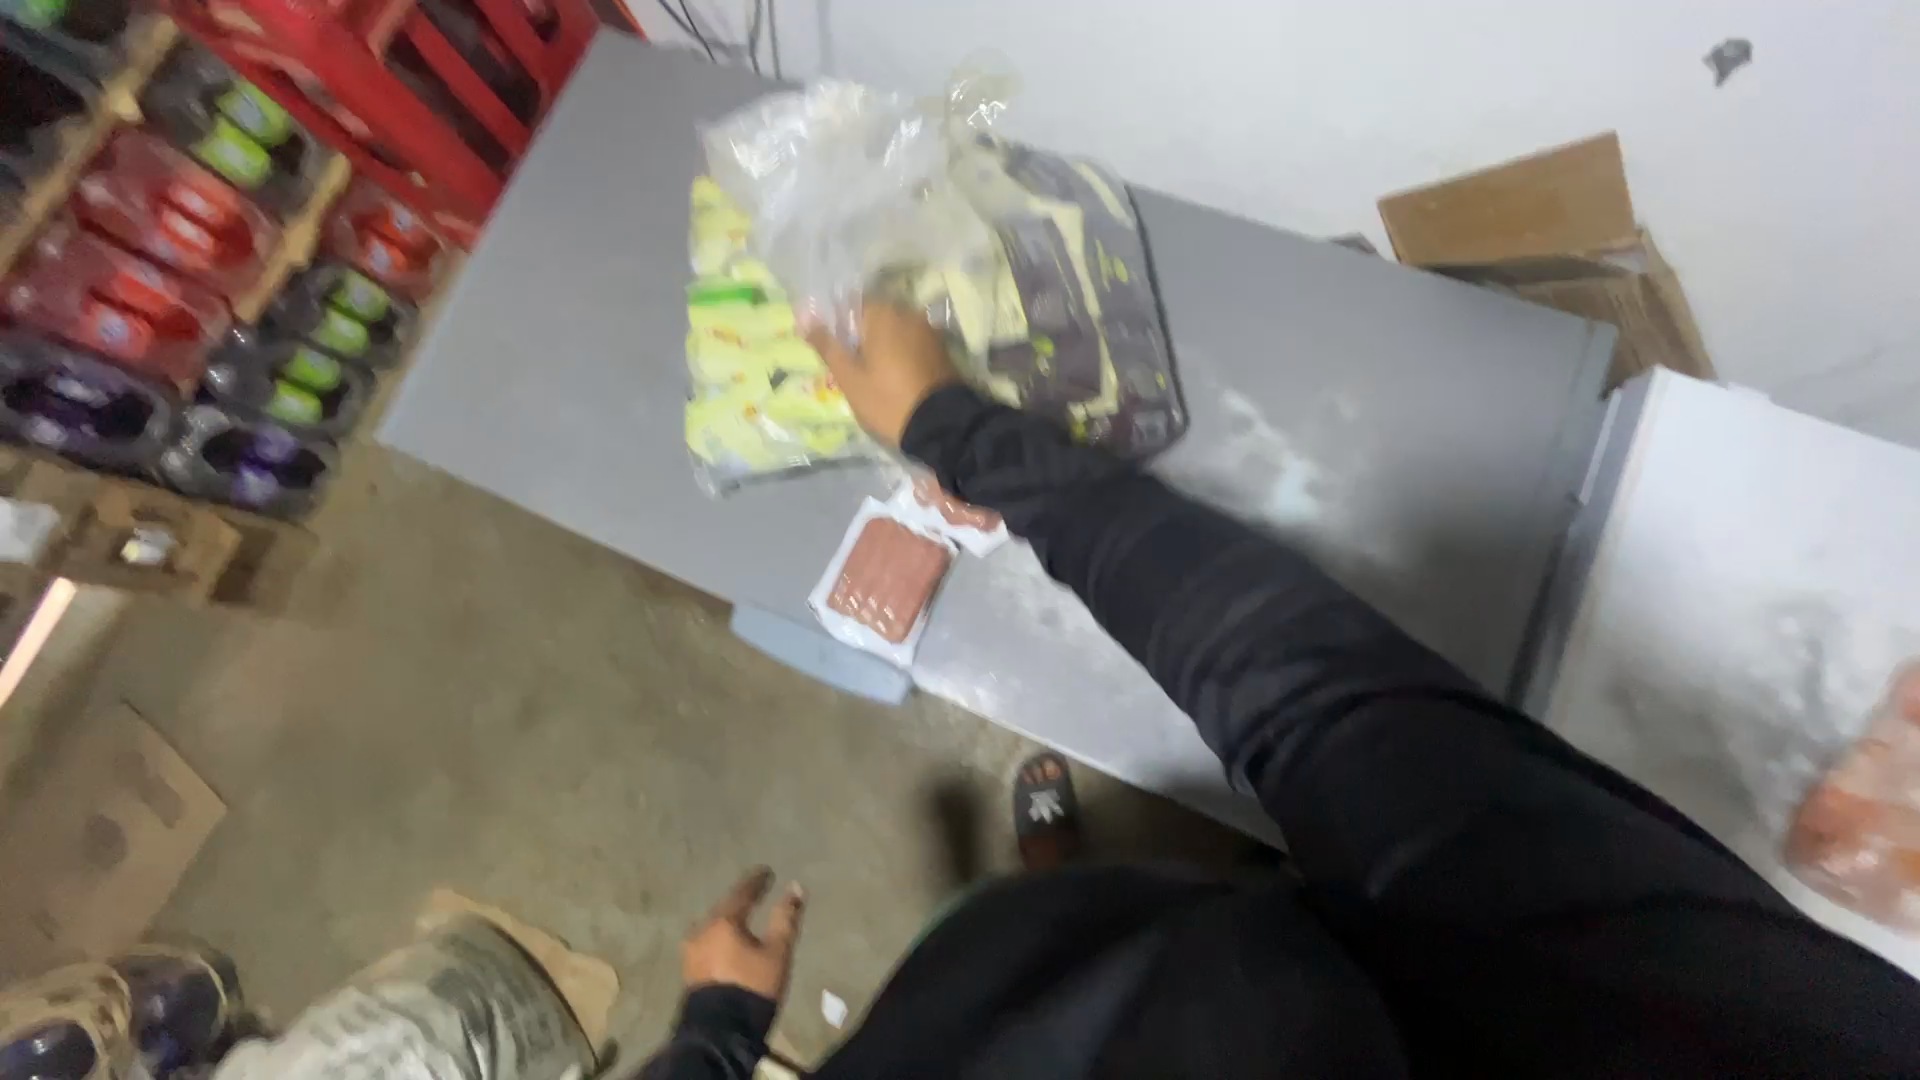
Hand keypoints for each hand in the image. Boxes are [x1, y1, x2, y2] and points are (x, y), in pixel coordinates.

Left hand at [682, 867, 805, 1002]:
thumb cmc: (751, 987)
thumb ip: (786, 918)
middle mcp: (703, 930)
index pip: (743, 892)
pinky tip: (726, 939)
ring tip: (741, 915)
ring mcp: (692, 951)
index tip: (767, 871)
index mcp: (724, 921)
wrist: (719, 1034)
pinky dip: (720, 934)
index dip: (756, 881)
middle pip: (725, 906)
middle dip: (741, 898)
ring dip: (728, 917)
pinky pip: (707, 940)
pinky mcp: (689, 970)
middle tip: (755, 890)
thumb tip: (795, 887)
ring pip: (713, 924)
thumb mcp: (777, 952)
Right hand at [805, 302, 960, 446]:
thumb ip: (828, 346)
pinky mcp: (941, 350)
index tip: (832, 348)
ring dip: (881, 346)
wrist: (942, 427)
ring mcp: (928, 331)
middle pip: (875, 317)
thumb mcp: (850, 379)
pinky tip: (894, 376)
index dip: (837, 324)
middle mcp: (908, 313)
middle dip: (860, 335)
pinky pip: (912, 344)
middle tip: (850, 366)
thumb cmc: (888, 402)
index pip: (850, 304)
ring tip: (871, 374)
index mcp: (882, 314)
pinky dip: (900, 354)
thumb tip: (805, 320)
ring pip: (895, 331)